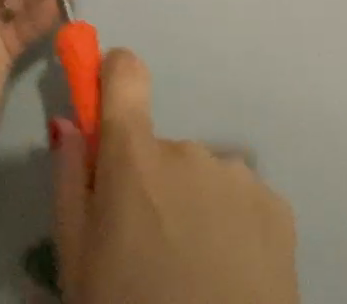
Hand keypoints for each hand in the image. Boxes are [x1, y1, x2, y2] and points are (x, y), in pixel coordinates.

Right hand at [51, 50, 299, 303]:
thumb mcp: (76, 259)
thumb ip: (69, 181)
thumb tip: (71, 125)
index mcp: (135, 158)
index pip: (126, 75)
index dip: (113, 76)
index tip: (106, 94)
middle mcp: (190, 150)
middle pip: (160, 149)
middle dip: (151, 183)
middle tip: (147, 245)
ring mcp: (238, 176)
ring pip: (201, 177)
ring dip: (193, 205)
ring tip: (191, 267)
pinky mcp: (277, 205)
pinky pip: (239, 200)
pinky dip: (230, 225)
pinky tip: (227, 273)